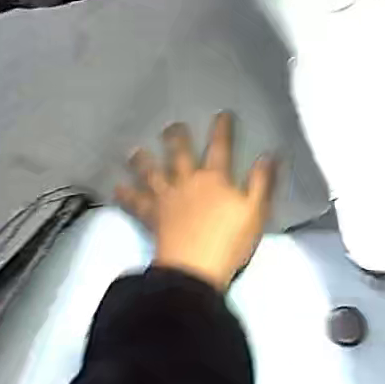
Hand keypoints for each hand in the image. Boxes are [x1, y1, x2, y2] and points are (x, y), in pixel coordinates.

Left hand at [114, 113, 276, 292]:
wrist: (193, 269)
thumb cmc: (229, 241)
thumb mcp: (255, 211)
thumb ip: (261, 182)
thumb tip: (267, 155)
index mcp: (215, 179)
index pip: (220, 149)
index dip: (222, 130)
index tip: (221, 114)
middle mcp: (187, 182)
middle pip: (180, 155)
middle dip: (177, 138)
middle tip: (171, 126)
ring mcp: (166, 199)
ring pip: (152, 174)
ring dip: (144, 161)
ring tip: (135, 151)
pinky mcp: (151, 217)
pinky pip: (136, 203)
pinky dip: (126, 195)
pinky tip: (117, 189)